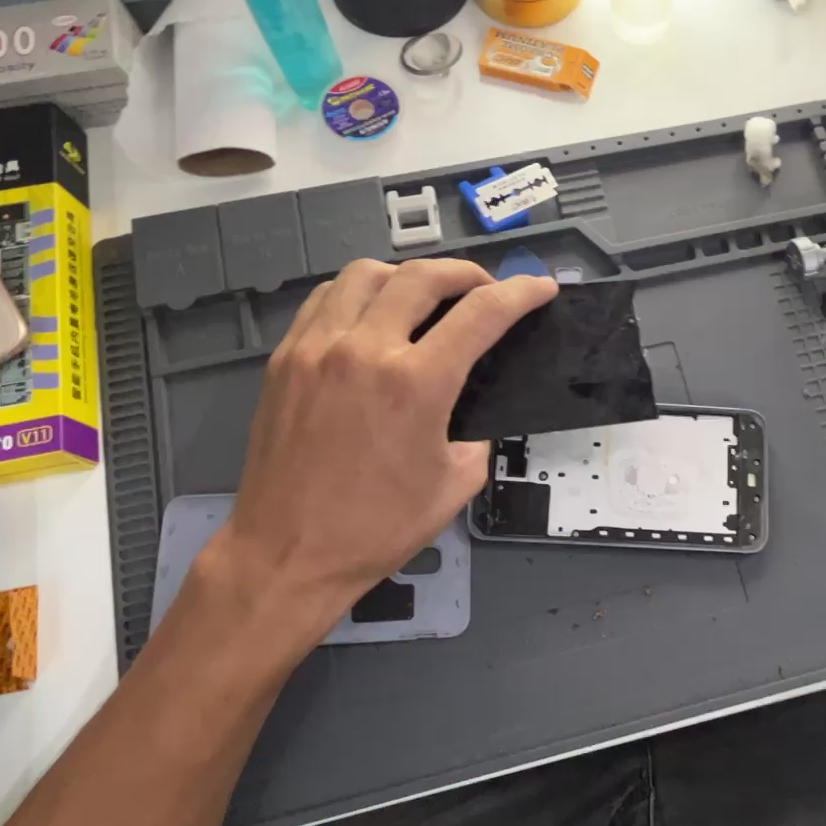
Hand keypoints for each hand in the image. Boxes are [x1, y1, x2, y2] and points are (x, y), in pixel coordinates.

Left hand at [176, 258, 556, 660]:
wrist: (289, 553)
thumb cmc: (378, 528)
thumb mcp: (455, 485)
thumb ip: (476, 435)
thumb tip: (473, 407)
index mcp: (416, 383)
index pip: (481, 314)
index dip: (521, 293)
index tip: (540, 288)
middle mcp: (365, 349)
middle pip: (424, 276)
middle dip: (467, 274)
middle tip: (485, 291)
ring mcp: (317, 347)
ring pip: (366, 273)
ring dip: (407, 276)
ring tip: (424, 298)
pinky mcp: (285, 358)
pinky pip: (325, 299)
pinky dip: (358, 294)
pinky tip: (371, 316)